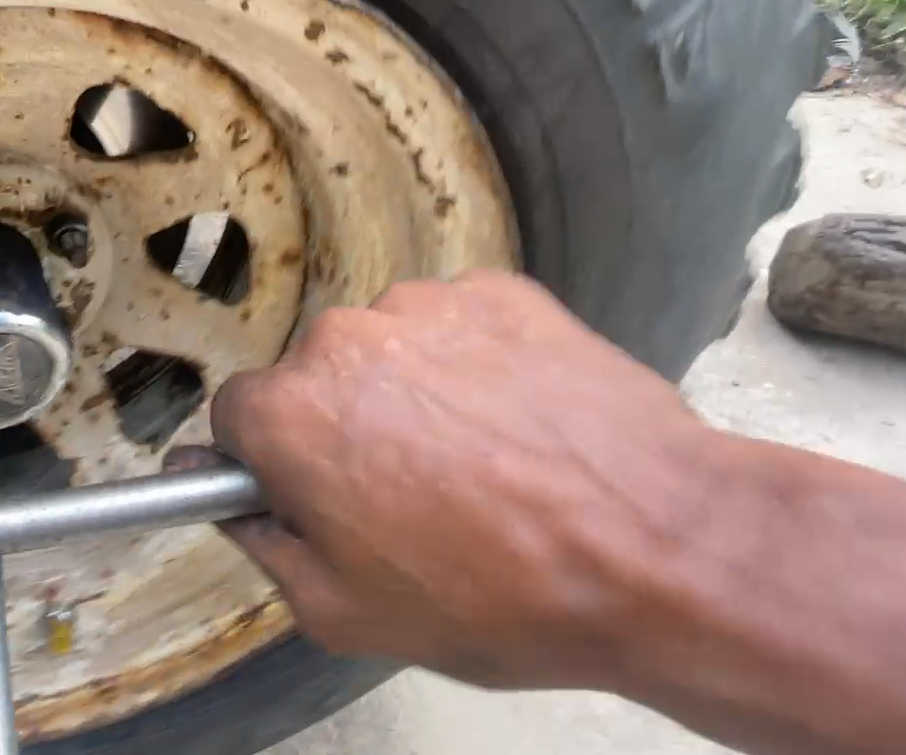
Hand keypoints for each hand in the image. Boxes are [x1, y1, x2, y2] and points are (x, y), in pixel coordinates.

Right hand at [181, 271, 713, 689]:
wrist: (669, 552)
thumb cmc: (493, 594)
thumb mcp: (344, 614)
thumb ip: (264, 548)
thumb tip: (236, 501)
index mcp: (286, 411)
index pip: (235, 415)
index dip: (268, 458)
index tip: (314, 489)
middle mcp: (336, 338)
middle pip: (311, 378)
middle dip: (339, 423)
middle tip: (407, 484)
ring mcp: (418, 304)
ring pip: (382, 346)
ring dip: (405, 387)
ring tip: (478, 451)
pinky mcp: (492, 291)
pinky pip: (453, 322)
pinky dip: (470, 359)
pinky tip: (517, 413)